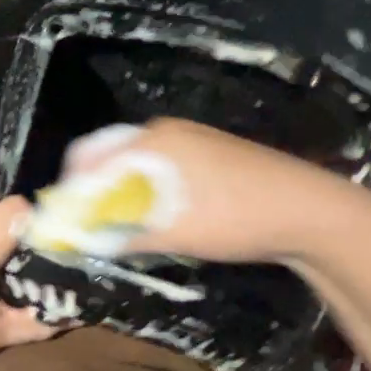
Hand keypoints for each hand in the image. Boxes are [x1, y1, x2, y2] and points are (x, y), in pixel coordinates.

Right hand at [47, 118, 356, 263]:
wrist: (308, 212)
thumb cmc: (234, 218)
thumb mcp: (172, 233)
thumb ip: (122, 234)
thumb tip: (81, 239)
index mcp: (153, 140)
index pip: (89, 158)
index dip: (71, 191)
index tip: (62, 222)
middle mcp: (167, 131)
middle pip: (110, 158)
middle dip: (93, 193)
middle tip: (87, 228)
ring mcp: (191, 141)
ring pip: (136, 165)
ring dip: (120, 195)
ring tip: (118, 229)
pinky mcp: (208, 155)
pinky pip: (159, 169)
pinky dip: (145, 192)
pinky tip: (153, 219)